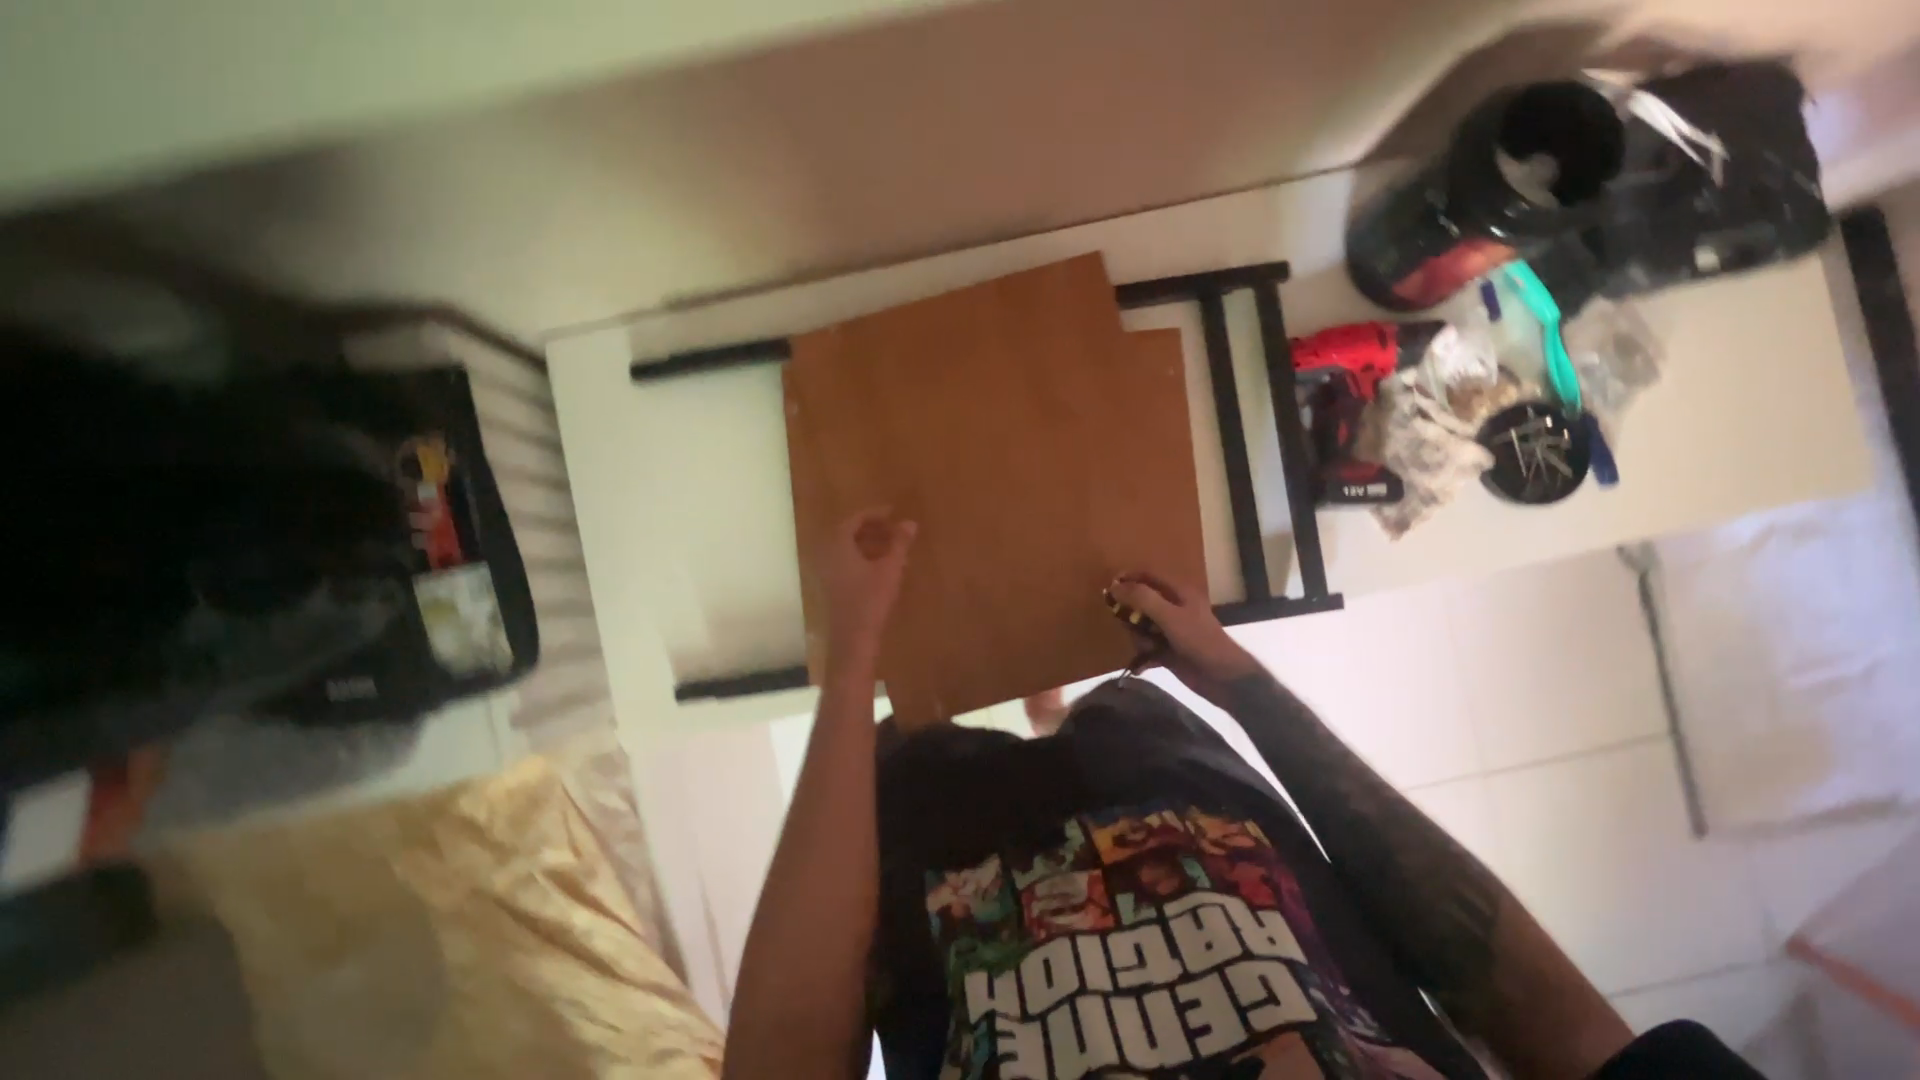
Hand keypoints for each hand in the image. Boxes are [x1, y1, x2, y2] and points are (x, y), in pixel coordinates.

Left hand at [823, 508, 917, 665]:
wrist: (852, 638)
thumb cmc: (871, 600)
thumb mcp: (890, 568)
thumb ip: (899, 543)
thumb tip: (910, 522)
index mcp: (837, 545)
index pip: (854, 520)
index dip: (874, 514)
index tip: (892, 512)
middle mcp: (826, 554)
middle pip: (848, 533)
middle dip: (872, 529)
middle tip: (893, 529)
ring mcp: (826, 572)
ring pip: (847, 550)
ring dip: (868, 544)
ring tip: (892, 548)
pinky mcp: (830, 587)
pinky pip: (845, 563)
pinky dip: (862, 558)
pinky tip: (881, 569)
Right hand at [1108, 573, 1261, 690]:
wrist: (1223, 678)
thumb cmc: (1200, 641)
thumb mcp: (1170, 616)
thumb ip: (1142, 599)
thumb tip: (1114, 586)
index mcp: (1178, 593)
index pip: (1148, 576)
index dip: (1128, 578)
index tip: (1109, 588)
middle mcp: (1173, 609)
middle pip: (1140, 603)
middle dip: (1130, 615)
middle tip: (1129, 625)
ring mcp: (1169, 631)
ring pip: (1140, 627)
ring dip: (1137, 639)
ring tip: (1147, 649)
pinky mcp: (1167, 652)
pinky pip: (1145, 649)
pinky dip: (1142, 657)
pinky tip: (1140, 667)